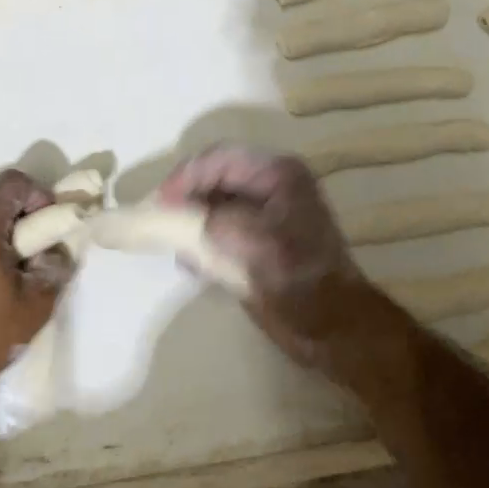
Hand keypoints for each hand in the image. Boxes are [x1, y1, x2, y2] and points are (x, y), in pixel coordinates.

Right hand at [156, 144, 389, 372]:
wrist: (333, 328)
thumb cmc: (300, 280)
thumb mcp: (256, 243)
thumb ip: (215, 220)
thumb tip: (179, 214)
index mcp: (277, 174)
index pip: (219, 159)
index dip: (185, 177)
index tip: (158, 204)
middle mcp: (270, 186)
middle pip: (214, 176)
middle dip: (184, 197)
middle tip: (156, 219)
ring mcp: (265, 214)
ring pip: (214, 202)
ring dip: (190, 220)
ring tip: (173, 244)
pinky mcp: (258, 241)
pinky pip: (219, 228)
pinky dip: (201, 240)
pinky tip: (191, 263)